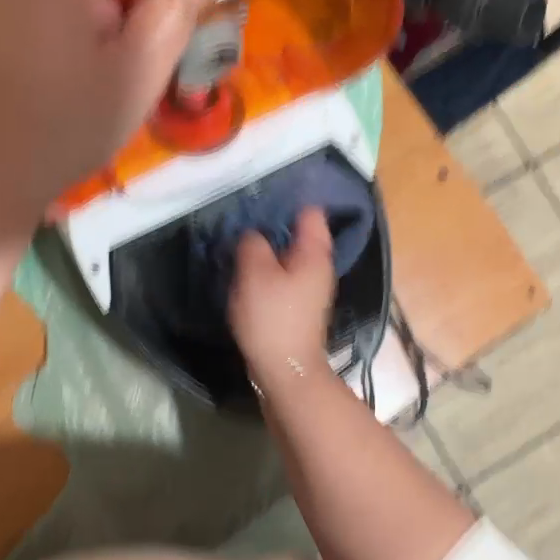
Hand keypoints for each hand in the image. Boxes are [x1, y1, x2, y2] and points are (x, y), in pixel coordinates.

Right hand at [229, 207, 335, 390]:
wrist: (285, 370)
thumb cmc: (272, 317)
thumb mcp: (255, 274)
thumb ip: (252, 244)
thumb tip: (252, 235)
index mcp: (315, 252)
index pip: (310, 210)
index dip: (289, 197)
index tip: (263, 189)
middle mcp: (319, 265)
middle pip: (300, 231)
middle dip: (274, 220)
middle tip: (244, 210)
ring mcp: (310, 286)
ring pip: (289, 253)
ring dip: (269, 245)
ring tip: (241, 235)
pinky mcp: (298, 304)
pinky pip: (283, 272)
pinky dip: (268, 265)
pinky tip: (247, 266)